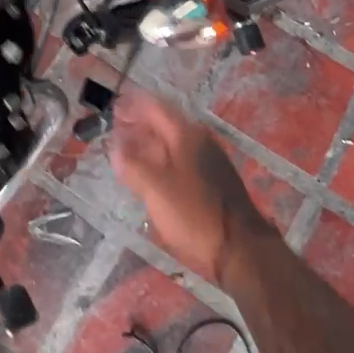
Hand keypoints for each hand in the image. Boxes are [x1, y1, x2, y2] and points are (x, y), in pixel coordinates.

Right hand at [109, 91, 271, 285]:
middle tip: (116, 127)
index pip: (156, 108)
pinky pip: (179, 159)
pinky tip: (149, 172)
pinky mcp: (211, 180)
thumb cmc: (194, 214)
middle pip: (164, 123)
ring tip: (126, 149)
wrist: (239, 247)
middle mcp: (199, 141)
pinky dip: (160, 158)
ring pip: (172, 142)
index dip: (133, 105)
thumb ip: (133, 165)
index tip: (114, 107)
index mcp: (186, 135)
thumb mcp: (156, 189)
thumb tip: (114, 146)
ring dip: (149, 142)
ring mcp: (208, 160)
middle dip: (139, 123)